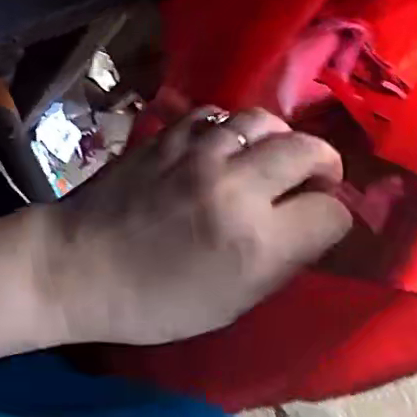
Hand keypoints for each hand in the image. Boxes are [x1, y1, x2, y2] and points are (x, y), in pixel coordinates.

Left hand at [31, 107, 352, 345]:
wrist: (81, 263)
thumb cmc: (156, 301)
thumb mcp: (231, 302)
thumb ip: (280, 261)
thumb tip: (312, 226)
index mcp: (257, 240)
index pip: (331, 212)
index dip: (335, 217)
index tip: (324, 223)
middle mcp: (235, 185)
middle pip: (306, 150)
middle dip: (324, 164)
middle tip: (317, 177)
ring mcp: (198, 152)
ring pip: (262, 120)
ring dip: (280, 137)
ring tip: (274, 154)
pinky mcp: (168, 135)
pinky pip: (216, 115)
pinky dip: (232, 127)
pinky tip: (226, 143)